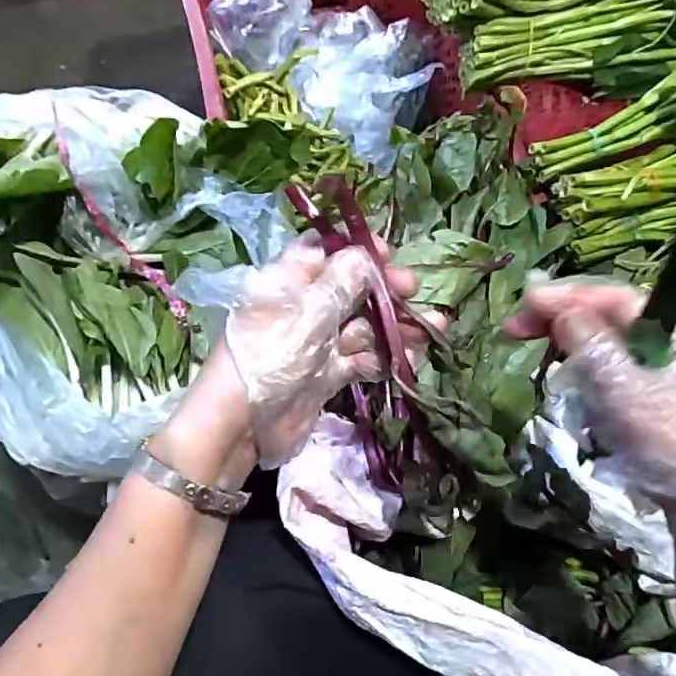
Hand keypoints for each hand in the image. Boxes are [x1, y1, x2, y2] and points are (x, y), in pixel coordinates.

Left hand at [223, 235, 436, 466]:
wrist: (242, 426)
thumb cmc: (270, 357)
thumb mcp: (308, 314)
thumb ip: (340, 284)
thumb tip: (364, 255)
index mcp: (288, 282)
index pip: (323, 252)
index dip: (355, 249)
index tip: (387, 252)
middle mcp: (303, 309)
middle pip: (349, 289)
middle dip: (383, 288)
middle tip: (413, 288)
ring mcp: (316, 344)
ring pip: (361, 326)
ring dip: (394, 326)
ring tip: (433, 327)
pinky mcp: (326, 375)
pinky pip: (361, 359)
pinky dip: (384, 358)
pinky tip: (411, 358)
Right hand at [504, 280, 675, 499]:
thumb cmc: (670, 440)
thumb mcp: (623, 388)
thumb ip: (591, 343)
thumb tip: (561, 311)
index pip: (614, 296)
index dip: (566, 295)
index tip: (524, 301)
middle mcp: (675, 336)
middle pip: (610, 316)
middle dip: (563, 319)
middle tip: (517, 329)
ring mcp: (667, 364)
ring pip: (608, 341)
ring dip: (571, 344)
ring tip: (537, 347)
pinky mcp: (657, 390)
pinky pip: (614, 366)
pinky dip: (587, 369)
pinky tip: (569, 377)